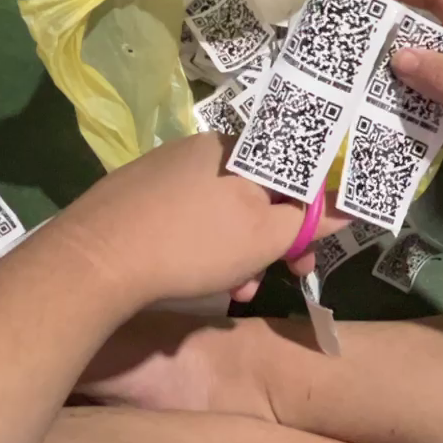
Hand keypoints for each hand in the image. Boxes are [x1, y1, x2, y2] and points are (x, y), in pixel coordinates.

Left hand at [50, 133, 328, 307]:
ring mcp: (164, 169)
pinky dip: (204, 247)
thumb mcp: (265, 237)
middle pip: (256, 196)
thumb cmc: (195, 244)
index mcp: (238, 150)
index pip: (292, 175)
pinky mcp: (135, 192)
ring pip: (222, 212)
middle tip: (275, 279)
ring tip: (234, 292)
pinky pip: (188, 216)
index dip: (308, 219)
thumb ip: (308, 219)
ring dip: (239, 253)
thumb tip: (348, 203)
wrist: (95, 260)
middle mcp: (203, 150)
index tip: (305, 258)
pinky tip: (197, 279)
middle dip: (271, 243)